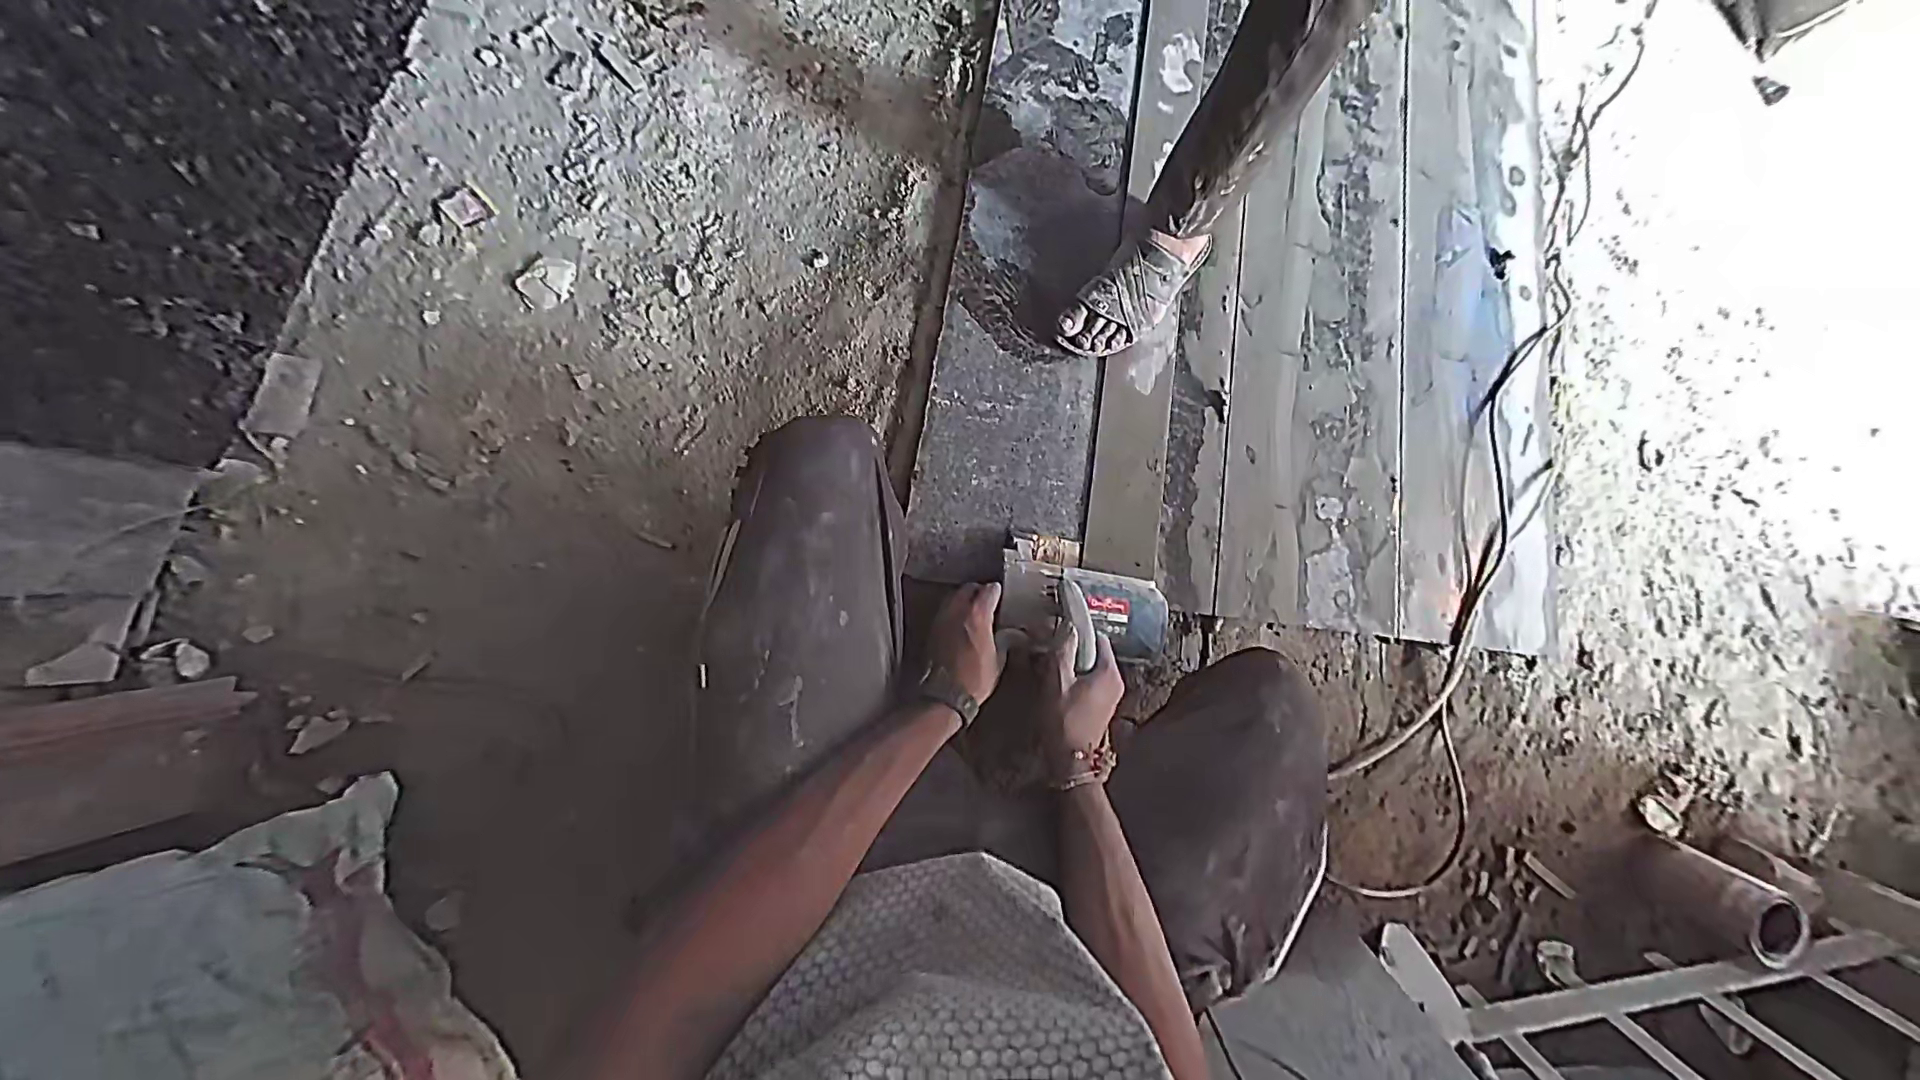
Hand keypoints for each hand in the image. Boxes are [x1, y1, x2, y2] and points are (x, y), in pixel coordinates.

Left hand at [925, 581, 1005, 703]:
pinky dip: (953, 611)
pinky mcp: (931, 630)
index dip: (996, 591)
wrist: (944, 696)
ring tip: (972, 609)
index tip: (1000, 593)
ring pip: (953, 597)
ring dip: (963, 599)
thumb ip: (1004, 641)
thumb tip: (1010, 634)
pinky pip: (944, 611)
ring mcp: (941, 619)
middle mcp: (957, 611)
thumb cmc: (975, 679)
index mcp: (977, 615)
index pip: (988, 591)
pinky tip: (959, 622)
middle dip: (977, 590)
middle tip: (986, 598)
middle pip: (967, 589)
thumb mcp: (997, 661)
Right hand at [1036, 625, 1123, 756]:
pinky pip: (1089, 681)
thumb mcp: (1058, 681)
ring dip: (1072, 664)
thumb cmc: (1064, 720)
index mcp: (1110, 673)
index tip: (1058, 630)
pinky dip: (1075, 678)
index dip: (1077, 631)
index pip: (1097, 637)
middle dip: (1072, 648)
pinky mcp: (1102, 706)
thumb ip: (1063, 650)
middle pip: (1093, 652)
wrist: (1071, 763)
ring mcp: (1110, 695)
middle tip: (1049, 649)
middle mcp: (1116, 682)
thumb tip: (1067, 626)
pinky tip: (1057, 684)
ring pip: (1089, 667)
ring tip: (1050, 666)